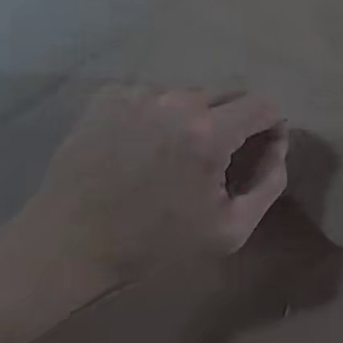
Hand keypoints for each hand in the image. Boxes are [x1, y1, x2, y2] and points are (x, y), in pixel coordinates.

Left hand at [11, 86, 289, 294]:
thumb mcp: (231, 228)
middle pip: (231, 93)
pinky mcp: (106, 101)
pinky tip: (146, 142)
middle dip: (238, 120)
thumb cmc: (153, 243)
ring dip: (198, 116)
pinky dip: (159, 113)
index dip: (272, 127)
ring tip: (180, 152)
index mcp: (209, 132)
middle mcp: (176, 103)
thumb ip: (271, 182)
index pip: (265, 105)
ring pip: (191, 94)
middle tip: (222, 156)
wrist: (64, 249)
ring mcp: (137, 97)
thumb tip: (278, 147)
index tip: (261, 152)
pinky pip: (152, 95)